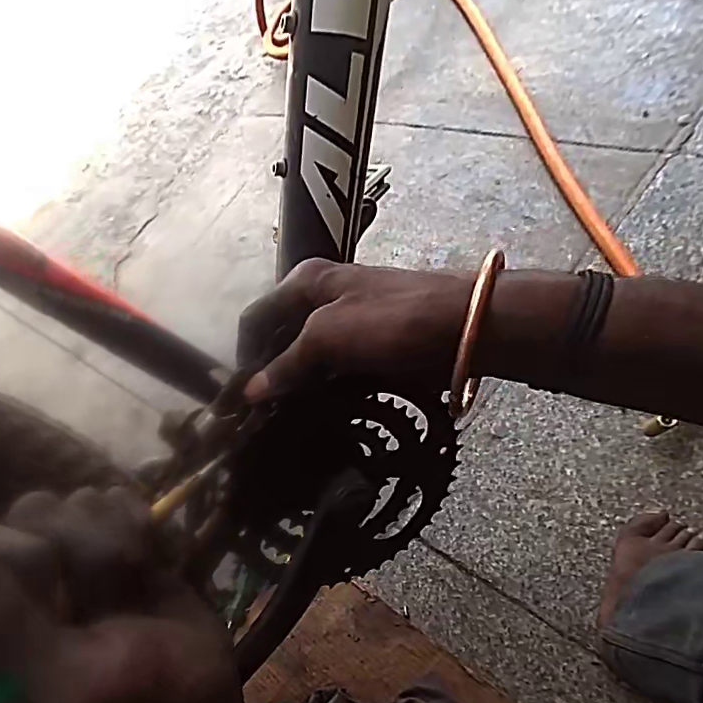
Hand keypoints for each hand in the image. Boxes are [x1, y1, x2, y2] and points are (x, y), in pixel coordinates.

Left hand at [0, 488, 239, 702]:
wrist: (205, 700)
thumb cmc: (137, 701)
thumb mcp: (65, 674)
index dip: (16, 560)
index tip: (57, 603)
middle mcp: (16, 580)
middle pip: (26, 513)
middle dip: (78, 556)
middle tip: (100, 608)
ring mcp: (65, 552)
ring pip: (72, 502)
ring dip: (114, 548)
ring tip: (130, 593)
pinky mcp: (106, 535)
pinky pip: (111, 498)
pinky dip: (138, 527)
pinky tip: (150, 565)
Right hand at [237, 259, 472, 401]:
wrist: (465, 326)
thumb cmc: (391, 321)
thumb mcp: (328, 336)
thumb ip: (286, 363)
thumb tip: (249, 392)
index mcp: (305, 282)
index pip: (254, 319)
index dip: (242, 357)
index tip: (237, 399)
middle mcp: (321, 297)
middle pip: (278, 338)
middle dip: (265, 373)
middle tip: (255, 415)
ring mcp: (347, 322)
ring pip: (305, 357)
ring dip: (292, 385)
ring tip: (279, 421)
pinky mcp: (368, 347)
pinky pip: (331, 370)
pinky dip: (319, 390)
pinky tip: (312, 413)